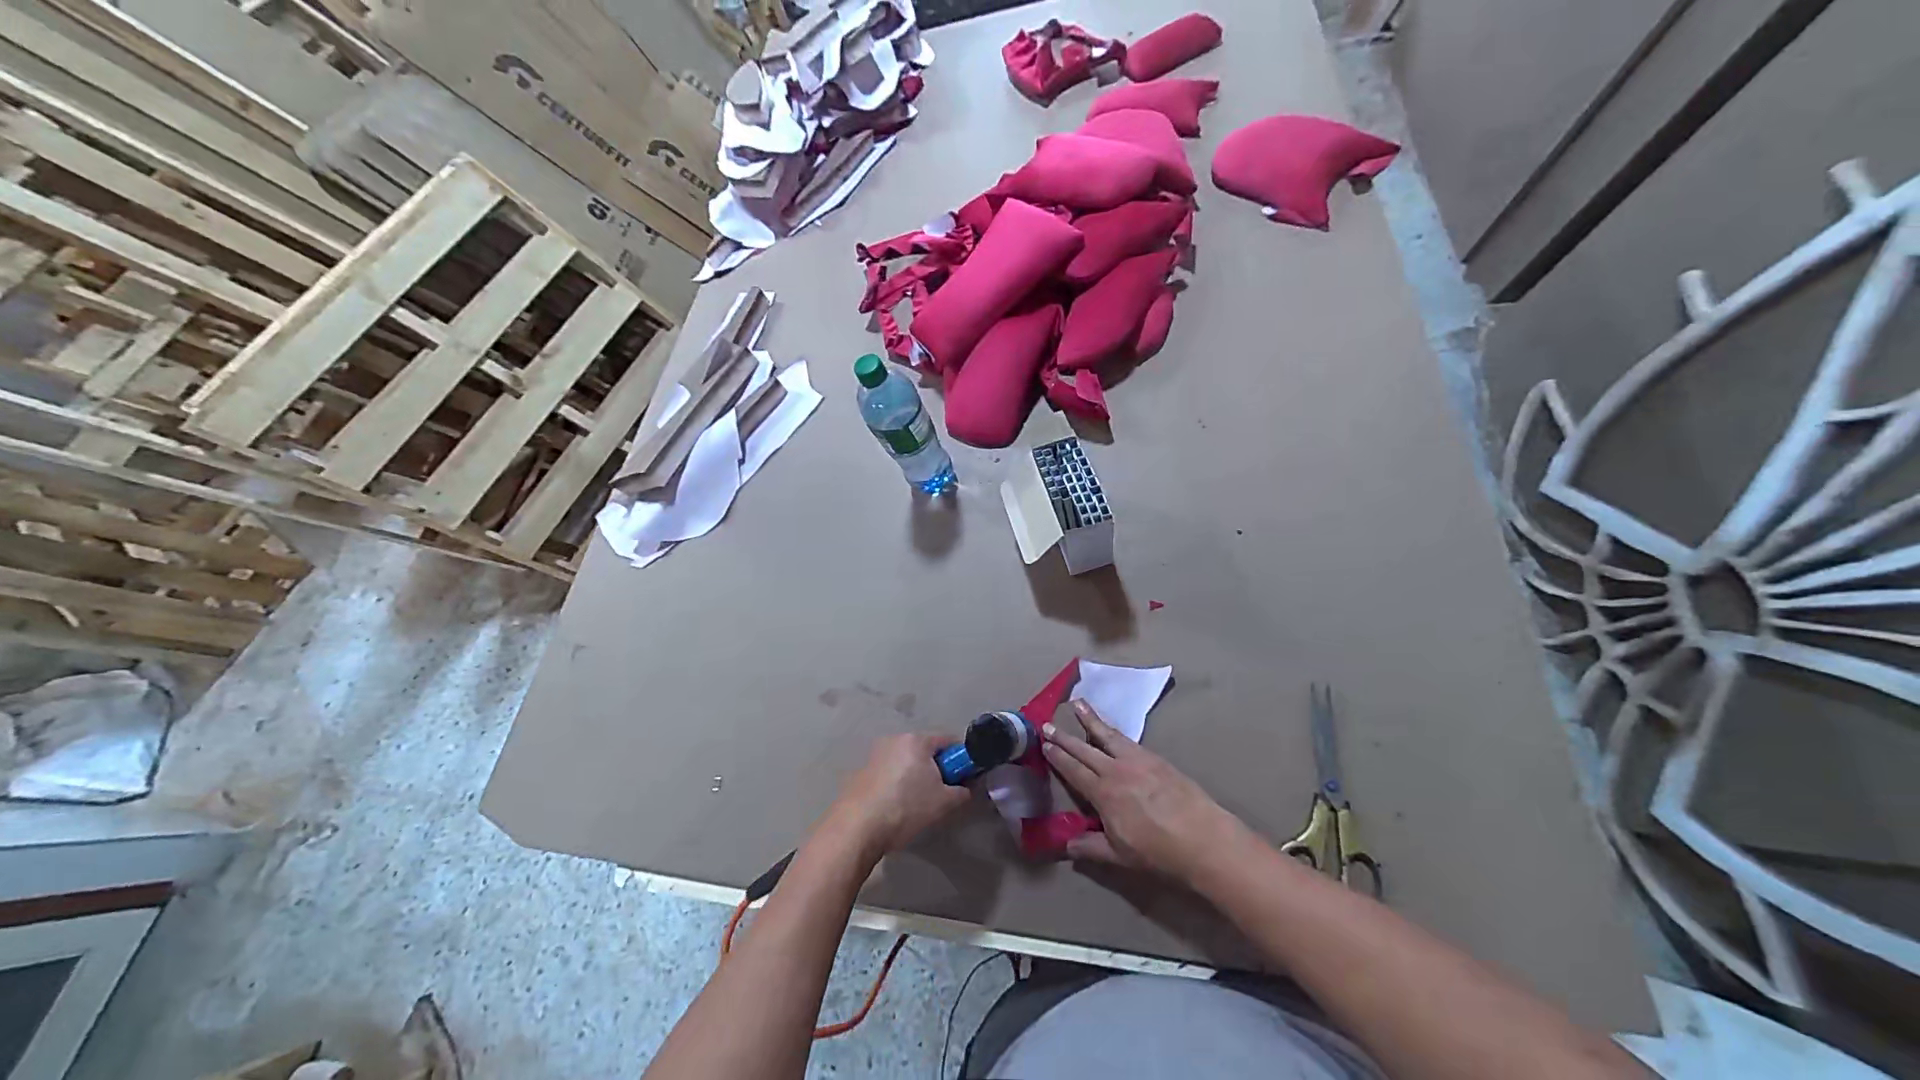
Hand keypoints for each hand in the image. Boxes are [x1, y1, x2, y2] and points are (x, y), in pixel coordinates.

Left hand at [824, 733, 971, 856]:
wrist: (857, 827)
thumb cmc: (906, 807)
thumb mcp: (944, 802)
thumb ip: (962, 791)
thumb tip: (965, 788)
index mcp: (916, 740)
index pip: (948, 740)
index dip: (961, 759)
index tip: (964, 779)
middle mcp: (893, 740)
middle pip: (925, 750)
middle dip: (936, 769)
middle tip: (942, 794)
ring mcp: (874, 755)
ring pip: (905, 762)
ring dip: (915, 777)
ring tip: (917, 805)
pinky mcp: (860, 772)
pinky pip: (888, 774)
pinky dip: (897, 785)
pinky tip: (896, 808)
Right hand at [1042, 699, 1246, 880]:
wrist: (1202, 838)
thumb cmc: (1158, 851)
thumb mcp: (1119, 856)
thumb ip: (1090, 847)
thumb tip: (1066, 845)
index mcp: (1102, 793)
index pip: (1073, 770)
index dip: (1057, 757)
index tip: (1044, 744)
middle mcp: (1116, 770)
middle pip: (1084, 749)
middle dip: (1064, 737)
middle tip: (1047, 724)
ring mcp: (1137, 761)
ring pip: (1108, 736)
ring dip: (1090, 720)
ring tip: (1078, 704)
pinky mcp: (1156, 758)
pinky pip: (1128, 739)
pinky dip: (1114, 730)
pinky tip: (1111, 728)